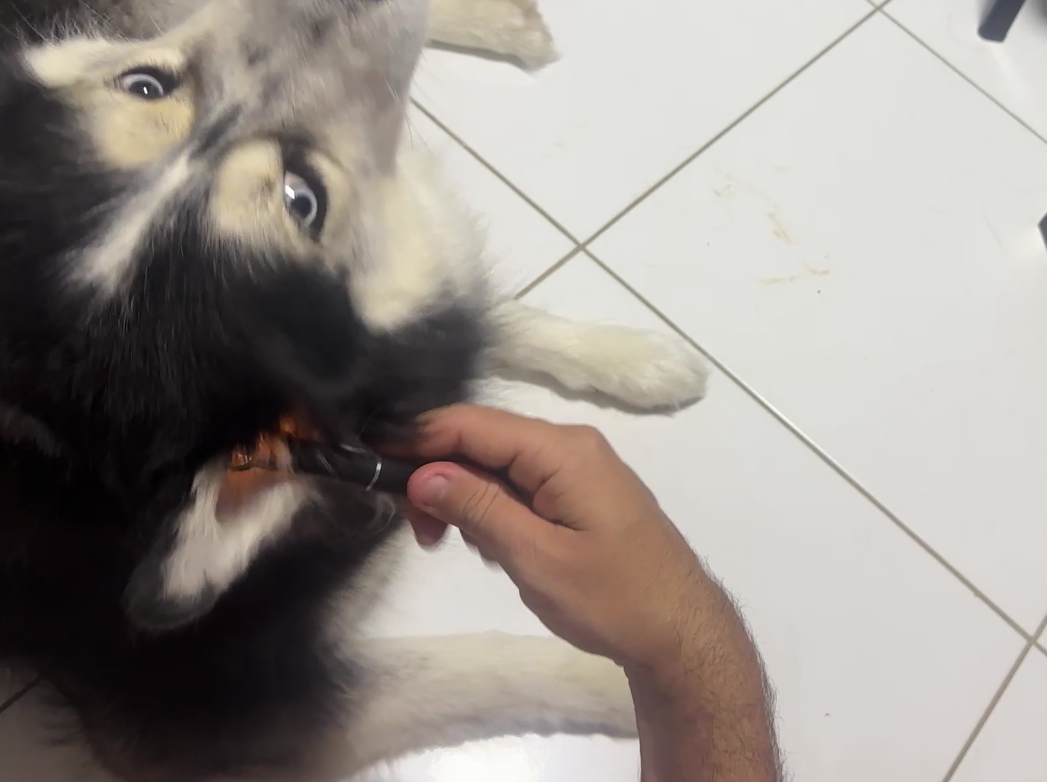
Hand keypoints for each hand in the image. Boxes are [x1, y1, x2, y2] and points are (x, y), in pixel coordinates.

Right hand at [396, 406, 732, 677]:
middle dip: (444, 478)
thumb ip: (479, 509)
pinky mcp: (582, 489)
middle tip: (422, 535)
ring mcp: (581, 465)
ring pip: (502, 465)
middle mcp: (572, 444)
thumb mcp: (536, 557)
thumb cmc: (610, 594)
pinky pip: (525, 484)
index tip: (370, 459)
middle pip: (487, 441)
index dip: (421, 436)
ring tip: (468, 549)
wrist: (676, 623)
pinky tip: (499, 547)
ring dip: (471, 500)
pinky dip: (499, 509)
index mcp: (563, 450)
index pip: (476, 424)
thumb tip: (423, 471)